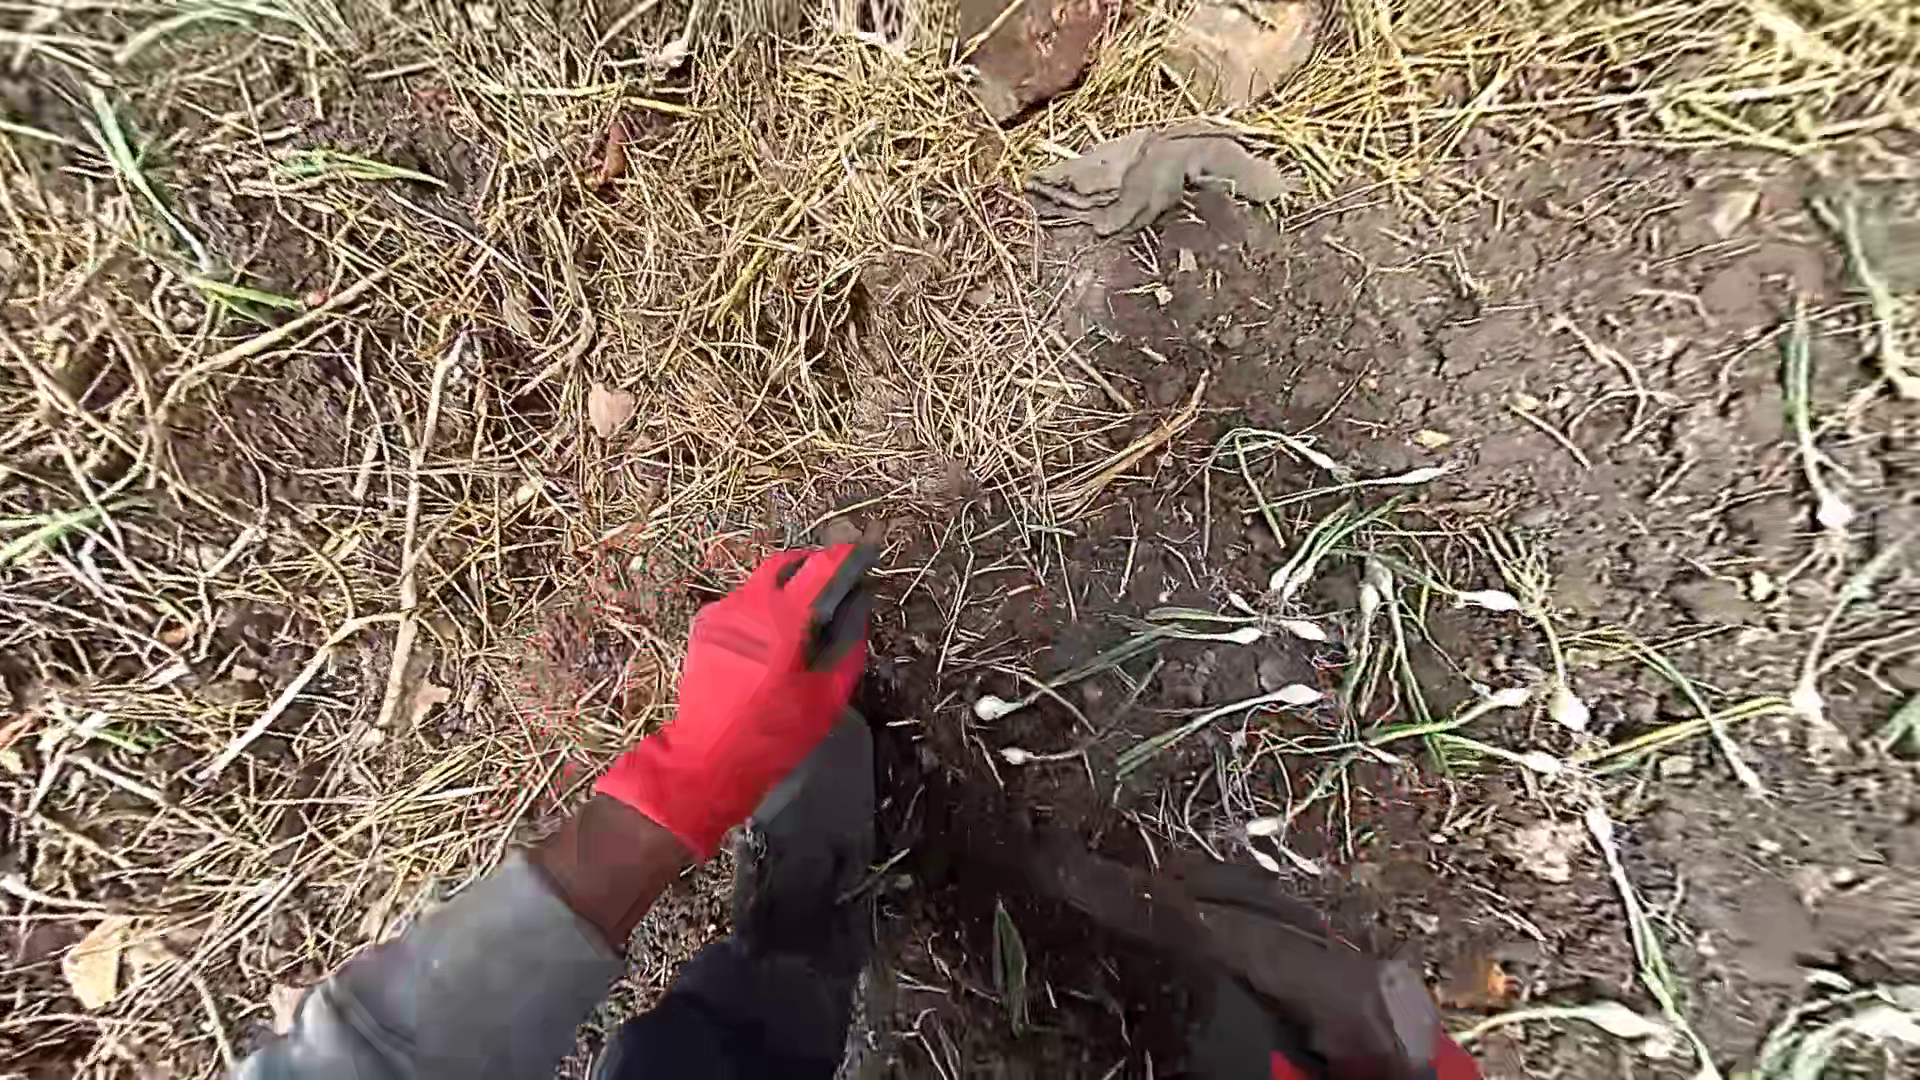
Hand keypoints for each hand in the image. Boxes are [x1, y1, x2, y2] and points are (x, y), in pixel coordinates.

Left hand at [595, 546, 870, 858]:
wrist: (707, 760)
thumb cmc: (776, 732)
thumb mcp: (828, 693)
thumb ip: (849, 641)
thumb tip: (859, 603)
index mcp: (785, 619)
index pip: (822, 569)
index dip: (847, 558)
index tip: (865, 554)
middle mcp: (750, 604)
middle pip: (788, 562)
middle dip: (815, 561)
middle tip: (836, 576)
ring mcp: (723, 613)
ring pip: (763, 579)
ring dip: (790, 583)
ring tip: (807, 608)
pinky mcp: (706, 626)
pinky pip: (743, 600)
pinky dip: (766, 602)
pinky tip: (774, 631)